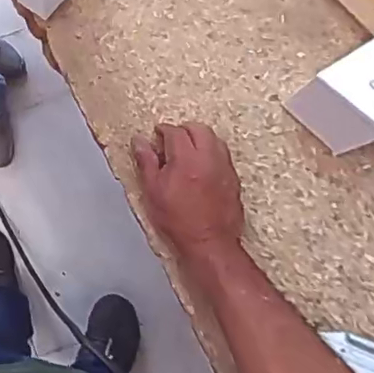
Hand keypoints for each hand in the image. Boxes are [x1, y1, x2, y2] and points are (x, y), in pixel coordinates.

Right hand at [131, 122, 246, 254]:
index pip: (175, 132)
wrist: (209, 243)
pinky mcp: (234, 180)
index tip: (156, 136)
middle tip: (170, 140)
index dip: (163, 130)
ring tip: (186, 152)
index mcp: (186, 159)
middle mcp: (209, 159)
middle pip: (200, 129)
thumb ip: (146, 161)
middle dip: (184, 129)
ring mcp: (225, 169)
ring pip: (215, 140)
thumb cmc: (177, 219)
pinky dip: (211, 153)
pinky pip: (223, 156)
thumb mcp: (152, 190)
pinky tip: (200, 167)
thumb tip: (140, 141)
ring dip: (200, 139)